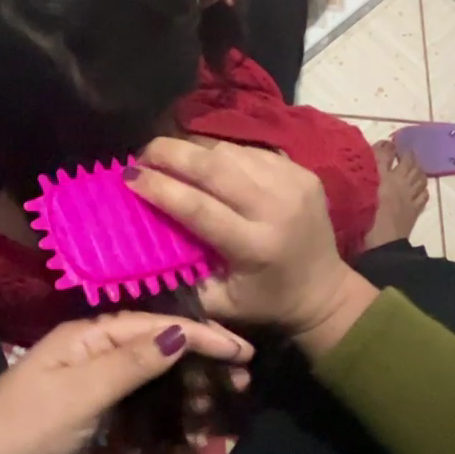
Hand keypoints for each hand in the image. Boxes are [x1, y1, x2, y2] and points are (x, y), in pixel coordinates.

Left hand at [0, 312, 250, 453]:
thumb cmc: (26, 431)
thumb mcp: (81, 395)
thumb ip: (130, 364)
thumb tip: (179, 332)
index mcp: (86, 335)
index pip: (154, 325)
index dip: (199, 336)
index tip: (242, 352)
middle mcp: (89, 347)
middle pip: (154, 342)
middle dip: (198, 357)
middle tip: (241, 380)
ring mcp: (87, 376)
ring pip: (147, 369)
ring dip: (183, 380)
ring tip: (219, 400)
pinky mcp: (85, 405)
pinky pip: (134, 394)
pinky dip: (161, 401)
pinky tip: (181, 413)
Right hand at [126, 138, 376, 355]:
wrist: (325, 290)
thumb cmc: (264, 300)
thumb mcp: (220, 303)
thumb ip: (182, 278)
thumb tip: (140, 245)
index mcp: (255, 245)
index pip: (199, 207)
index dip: (160, 187)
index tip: (128, 176)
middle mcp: (276, 208)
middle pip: (214, 166)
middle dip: (170, 153)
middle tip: (140, 155)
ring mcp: (293, 183)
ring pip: (229, 151)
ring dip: (192, 150)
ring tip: (166, 156)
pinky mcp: (301, 170)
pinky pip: (248, 150)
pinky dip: (219, 152)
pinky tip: (203, 161)